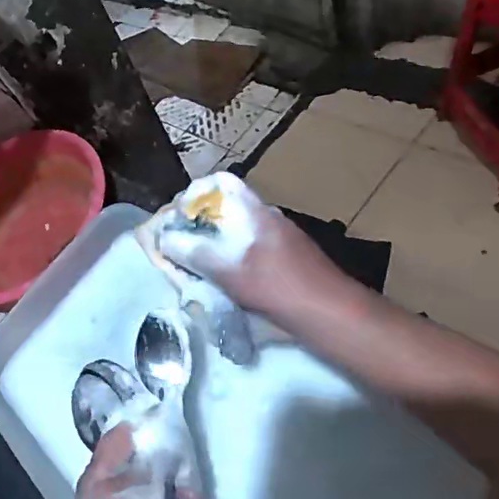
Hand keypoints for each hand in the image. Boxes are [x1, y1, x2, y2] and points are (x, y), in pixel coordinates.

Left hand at [75, 422, 181, 498]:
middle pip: (149, 461)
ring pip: (167, 488)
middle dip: (173, 471)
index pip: (122, 435)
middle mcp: (113, 490)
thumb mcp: (137, 493)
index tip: (175, 424)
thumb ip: (149, 458)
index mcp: (98, 475)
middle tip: (184, 490)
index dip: (146, 426)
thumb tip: (155, 424)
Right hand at [149, 173, 346, 320]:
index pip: (220, 182)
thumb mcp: (226, 271)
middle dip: (200, 222)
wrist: (334, 316)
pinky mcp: (291, 258)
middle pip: (226, 207)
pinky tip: (229, 280)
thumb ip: (193, 253)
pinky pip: (252, 246)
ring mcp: (282, 237)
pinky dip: (234, 257)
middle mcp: (269, 217)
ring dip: (216, 242)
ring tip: (200, 264)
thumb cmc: (278, 287)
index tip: (178, 216)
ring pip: (238, 228)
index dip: (195, 193)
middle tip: (181, 244)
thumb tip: (164, 239)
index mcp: (254, 211)